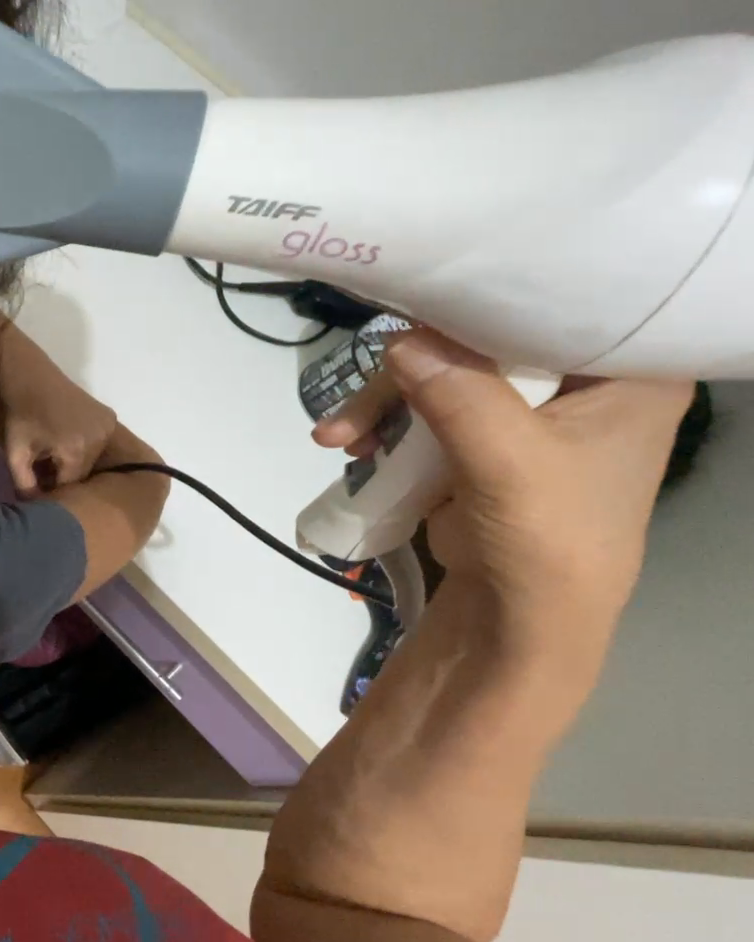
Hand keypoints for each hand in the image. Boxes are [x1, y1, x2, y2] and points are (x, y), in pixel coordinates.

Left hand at [0, 364, 123, 495]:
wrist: (31, 377)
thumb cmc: (19, 415)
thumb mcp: (15, 453)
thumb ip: (24, 483)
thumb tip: (33, 507)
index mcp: (76, 451)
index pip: (69, 486)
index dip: (52, 490)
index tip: (38, 488)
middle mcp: (99, 440)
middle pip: (83, 474)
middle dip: (63, 477)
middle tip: (43, 474)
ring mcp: (107, 427)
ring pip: (91, 461)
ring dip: (74, 464)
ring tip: (52, 459)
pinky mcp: (110, 417)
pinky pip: (98, 445)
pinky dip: (84, 449)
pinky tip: (65, 444)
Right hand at [315, 330, 692, 636]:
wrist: (516, 614)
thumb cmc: (547, 538)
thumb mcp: (509, 464)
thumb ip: (460, 397)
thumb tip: (398, 340)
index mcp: (628, 374)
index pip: (557, 309)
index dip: (487, 305)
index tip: (419, 305)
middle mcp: (582, 382)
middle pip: (479, 347)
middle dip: (405, 377)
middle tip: (352, 416)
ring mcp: (525, 412)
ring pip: (440, 378)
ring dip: (380, 406)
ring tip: (335, 441)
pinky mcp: (479, 439)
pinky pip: (423, 410)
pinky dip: (384, 426)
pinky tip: (353, 448)